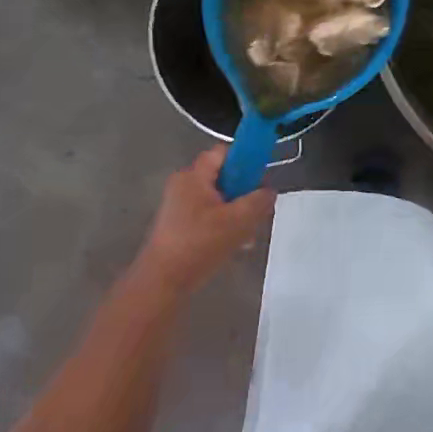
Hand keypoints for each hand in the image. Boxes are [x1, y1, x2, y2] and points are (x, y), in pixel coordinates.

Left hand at [133, 147, 275, 291]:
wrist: (164, 279)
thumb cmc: (199, 244)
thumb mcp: (237, 221)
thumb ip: (258, 202)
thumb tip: (268, 191)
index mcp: (193, 176)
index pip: (223, 152)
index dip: (245, 159)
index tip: (261, 178)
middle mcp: (183, 184)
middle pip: (222, 177)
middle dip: (243, 193)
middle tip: (256, 212)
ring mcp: (179, 205)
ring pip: (217, 199)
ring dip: (235, 213)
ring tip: (247, 235)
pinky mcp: (178, 224)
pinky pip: (207, 215)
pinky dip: (222, 225)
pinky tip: (234, 245)